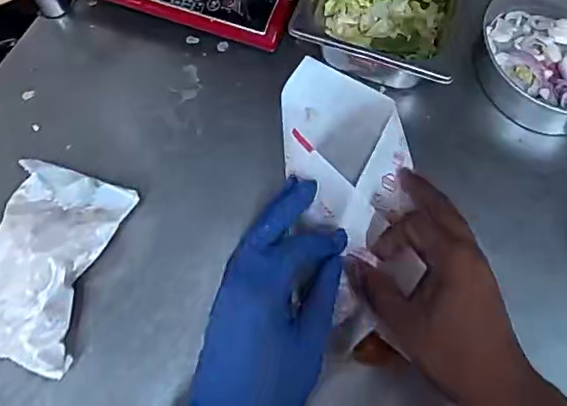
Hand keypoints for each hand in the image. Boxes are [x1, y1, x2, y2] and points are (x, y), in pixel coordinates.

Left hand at [190, 177, 346, 405]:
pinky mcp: (226, 293)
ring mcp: (230, 281)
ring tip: (291, 197)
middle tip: (307, 184)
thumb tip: (332, 262)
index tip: (340, 237)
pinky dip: (264, 234)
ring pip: (255, 235)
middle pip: (268, 226)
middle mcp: (243, 272)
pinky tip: (276, 234)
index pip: (299, 248)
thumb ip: (322, 297)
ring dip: (274, 214)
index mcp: (265, 282)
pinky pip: (247, 250)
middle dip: (288, 203)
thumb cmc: (272, 383)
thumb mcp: (308, 342)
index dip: (322, 241)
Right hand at [348, 171, 566, 405]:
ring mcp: (478, 262)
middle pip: (444, 208)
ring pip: (454, 220)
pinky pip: (459, 234)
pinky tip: (431, 232)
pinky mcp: (481, 276)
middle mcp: (468, 250)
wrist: (499, 385)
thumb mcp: (407, 326)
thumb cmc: (452, 352)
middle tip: (403, 175)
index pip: (416, 225)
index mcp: (452, 255)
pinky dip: (442, 222)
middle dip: (422, 191)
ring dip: (434, 205)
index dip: (392, 235)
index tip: (377, 257)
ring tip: (415, 194)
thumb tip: (354, 263)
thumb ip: (379, 291)